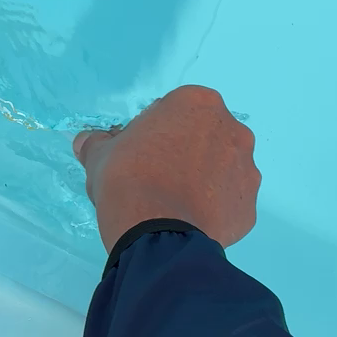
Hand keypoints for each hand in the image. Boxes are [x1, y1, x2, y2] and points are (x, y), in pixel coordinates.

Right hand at [74, 85, 259, 251]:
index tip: (140, 153)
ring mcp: (247, 170)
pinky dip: (212, 210)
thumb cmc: (127, 178)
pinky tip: (188, 222)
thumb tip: (87, 142)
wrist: (155, 233)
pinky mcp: (249, 208)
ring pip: (221, 170)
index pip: (174, 111)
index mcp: (197, 103)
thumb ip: (97, 143)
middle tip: (156, 177)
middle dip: (185, 152)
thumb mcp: (99, 155)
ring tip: (172, 204)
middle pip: (204, 136)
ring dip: (203, 180)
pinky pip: (228, 204)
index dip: (154, 131)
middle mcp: (231, 129)